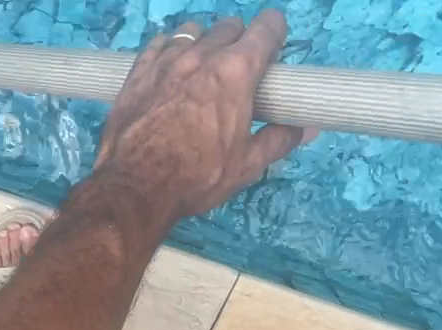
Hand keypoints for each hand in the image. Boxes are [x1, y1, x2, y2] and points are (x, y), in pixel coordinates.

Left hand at [92, 11, 305, 224]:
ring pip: (191, 31)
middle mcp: (202, 55)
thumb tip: (307, 129)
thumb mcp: (244, 167)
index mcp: (237, 70)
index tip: (269, 58)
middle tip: (232, 74)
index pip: (269, 26)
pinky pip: (156, 46)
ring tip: (197, 71)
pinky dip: (166, 51)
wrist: (133, 190)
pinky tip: (166, 70)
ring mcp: (165, 63)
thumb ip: (277, 141)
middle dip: (236, 43)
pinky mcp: (136, 76)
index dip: (273, 38)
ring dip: (200, 44)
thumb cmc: (194, 179)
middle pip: (229, 27)